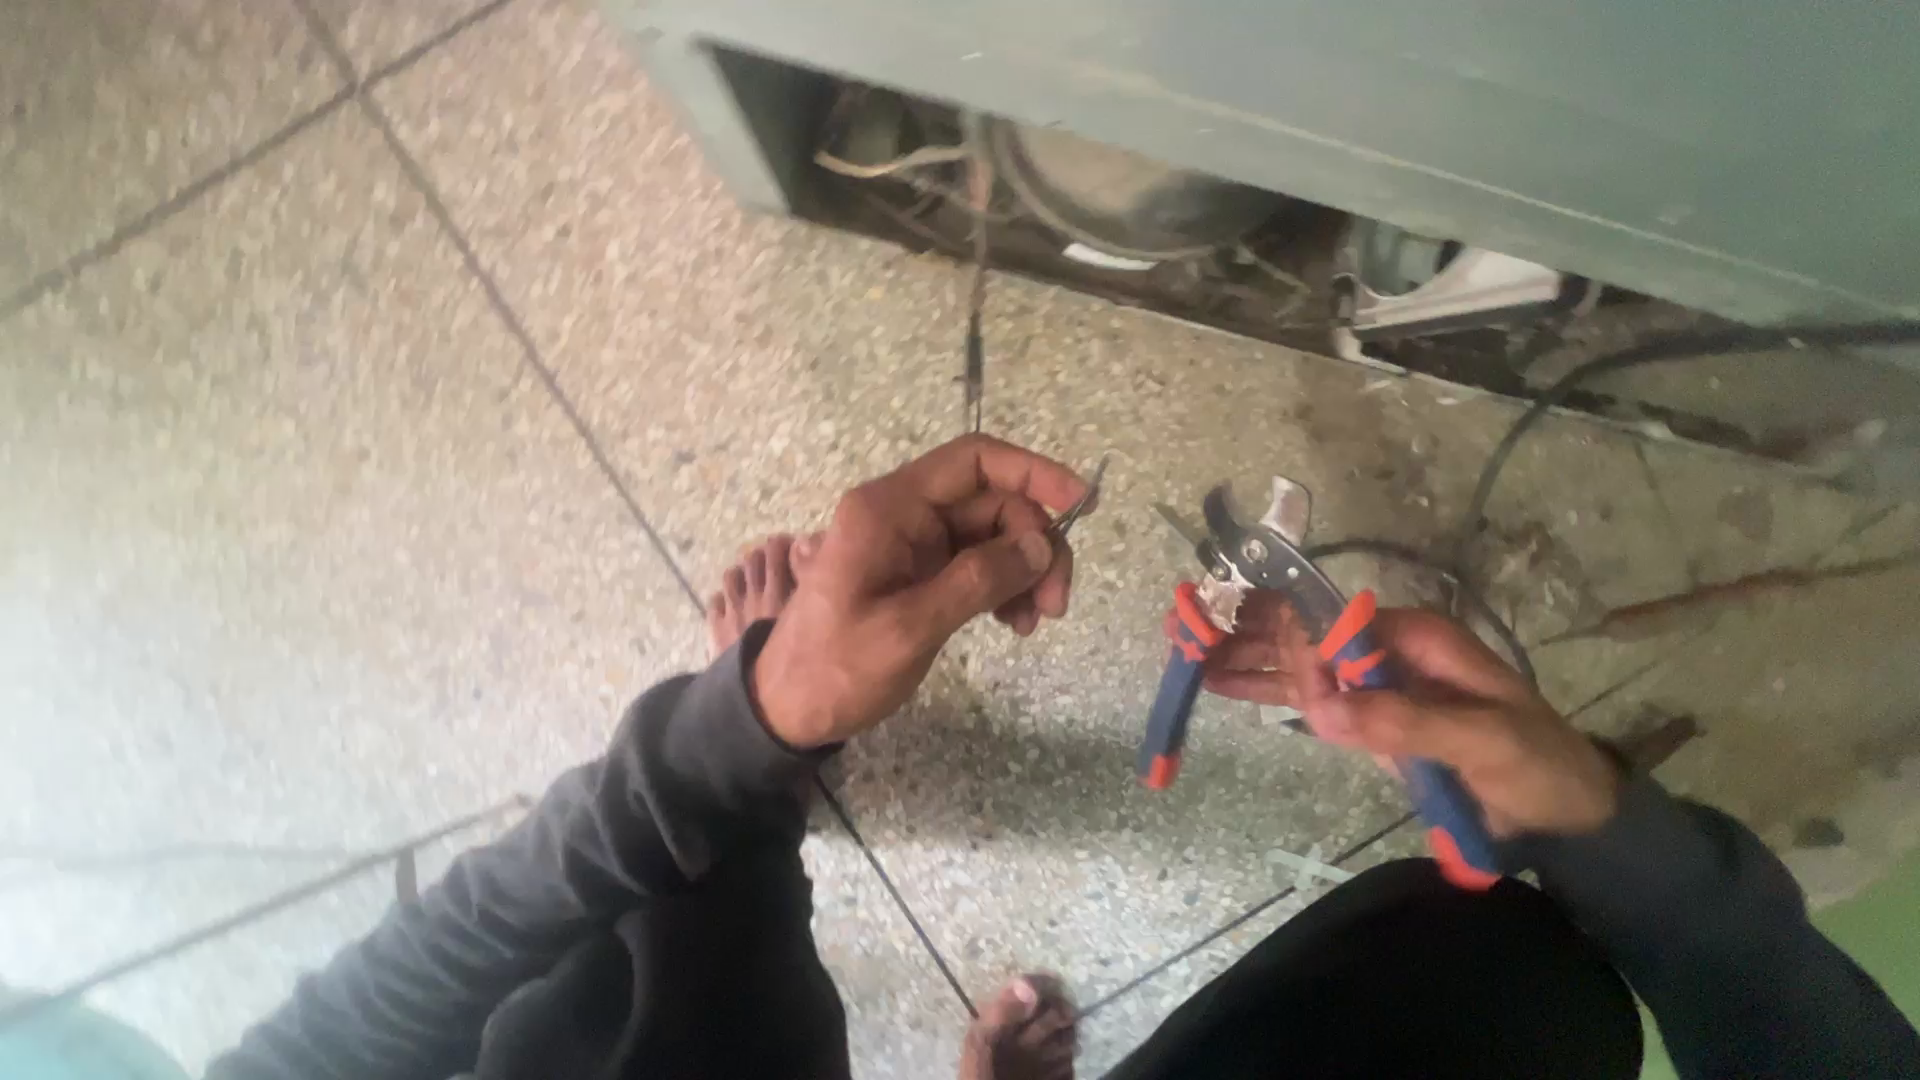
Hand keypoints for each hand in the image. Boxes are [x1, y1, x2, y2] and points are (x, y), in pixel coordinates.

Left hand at [751, 435, 1086, 748]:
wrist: (787, 708)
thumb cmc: (836, 668)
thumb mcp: (908, 628)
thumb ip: (976, 582)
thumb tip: (1040, 546)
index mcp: (889, 508)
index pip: (973, 461)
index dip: (1032, 471)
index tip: (1082, 503)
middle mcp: (904, 514)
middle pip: (993, 503)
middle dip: (1035, 544)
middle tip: (1057, 603)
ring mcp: (913, 544)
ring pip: (992, 536)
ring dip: (1025, 571)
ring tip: (1036, 622)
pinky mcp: (920, 573)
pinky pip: (977, 565)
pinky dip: (1004, 588)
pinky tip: (1013, 623)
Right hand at [1204, 599, 1621, 836]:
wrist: (1558, 808)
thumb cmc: (1534, 763)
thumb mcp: (1484, 740)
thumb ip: (1405, 721)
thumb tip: (1323, 711)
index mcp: (1412, 636)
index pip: (1333, 626)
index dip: (1293, 641)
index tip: (1265, 669)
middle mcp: (1379, 648)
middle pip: (1300, 633)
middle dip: (1245, 632)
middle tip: (1187, 631)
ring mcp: (1365, 680)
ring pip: (1291, 661)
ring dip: (1241, 656)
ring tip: (1189, 655)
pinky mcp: (1357, 711)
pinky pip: (1301, 695)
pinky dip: (1260, 687)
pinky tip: (1219, 683)